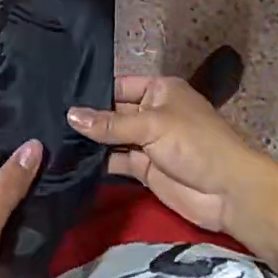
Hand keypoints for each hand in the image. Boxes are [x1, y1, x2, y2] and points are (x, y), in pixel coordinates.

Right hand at [67, 76, 277, 236]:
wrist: (228, 192)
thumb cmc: (194, 144)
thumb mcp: (152, 125)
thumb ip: (110, 124)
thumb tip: (71, 114)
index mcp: (160, 90)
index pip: (119, 86)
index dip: (93, 91)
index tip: (58, 93)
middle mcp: (152, 112)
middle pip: (113, 112)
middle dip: (88, 117)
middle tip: (48, 117)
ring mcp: (148, 142)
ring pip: (113, 138)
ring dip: (90, 141)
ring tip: (53, 138)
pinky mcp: (145, 169)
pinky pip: (117, 161)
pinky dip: (99, 162)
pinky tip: (72, 161)